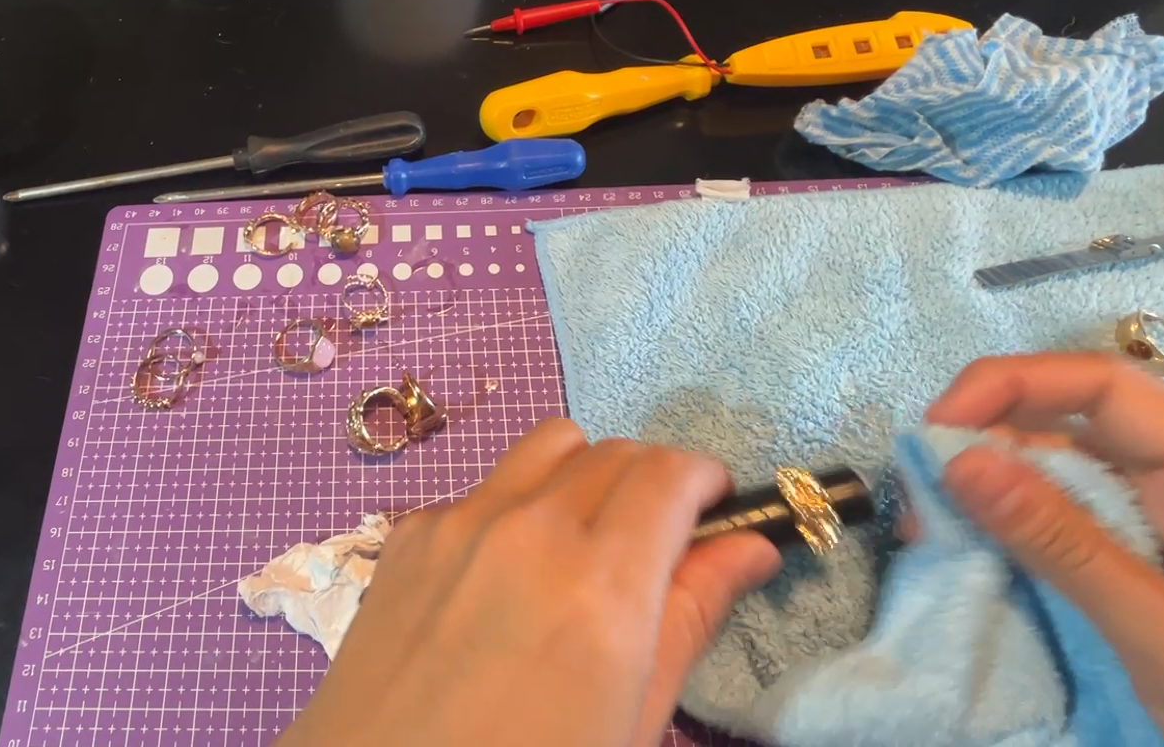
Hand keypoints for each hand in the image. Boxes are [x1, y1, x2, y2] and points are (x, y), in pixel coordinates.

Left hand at [278, 419, 778, 746]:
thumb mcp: (632, 717)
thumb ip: (691, 616)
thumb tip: (750, 545)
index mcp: (600, 584)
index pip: (668, 473)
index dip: (703, 477)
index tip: (715, 503)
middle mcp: (530, 527)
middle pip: (613, 451)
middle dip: (651, 479)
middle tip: (656, 537)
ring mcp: (461, 518)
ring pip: (548, 446)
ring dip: (585, 472)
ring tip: (584, 537)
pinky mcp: (413, 527)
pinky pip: (485, 486)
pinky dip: (516, 505)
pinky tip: (502, 573)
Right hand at [928, 353, 1163, 746]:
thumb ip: (1071, 552)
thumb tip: (957, 461)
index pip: (1110, 391)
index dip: (1014, 385)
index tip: (940, 429)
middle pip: (1071, 430)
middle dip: (984, 444)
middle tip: (924, 495)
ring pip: (1057, 482)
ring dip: (987, 495)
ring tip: (936, 533)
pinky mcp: (1147, 582)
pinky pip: (1062, 534)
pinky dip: (1006, 537)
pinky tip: (973, 558)